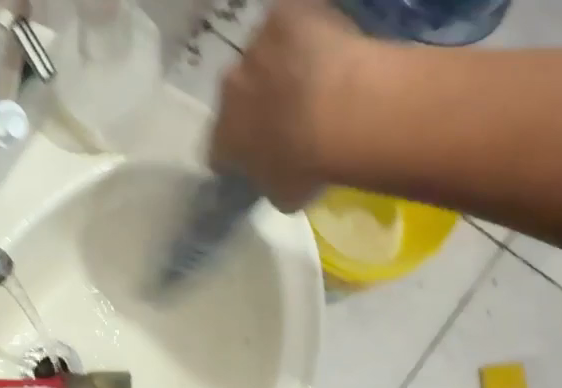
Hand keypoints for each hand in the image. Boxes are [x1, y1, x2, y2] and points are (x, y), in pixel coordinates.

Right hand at [210, 0, 377, 211]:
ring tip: (315, 78)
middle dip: (258, 103)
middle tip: (291, 114)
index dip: (242, 151)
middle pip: (238, 95)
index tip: (265, 155)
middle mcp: (228, 90)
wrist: (339, 112)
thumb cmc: (308, 166)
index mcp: (223, 138)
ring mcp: (254, 49)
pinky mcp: (282, 16)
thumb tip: (275, 178)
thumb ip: (271, 182)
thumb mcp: (285, 195)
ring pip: (263, 57)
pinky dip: (303, 30)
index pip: (221, 148)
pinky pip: (289, 21)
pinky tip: (327, 45)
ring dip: (280, 67)